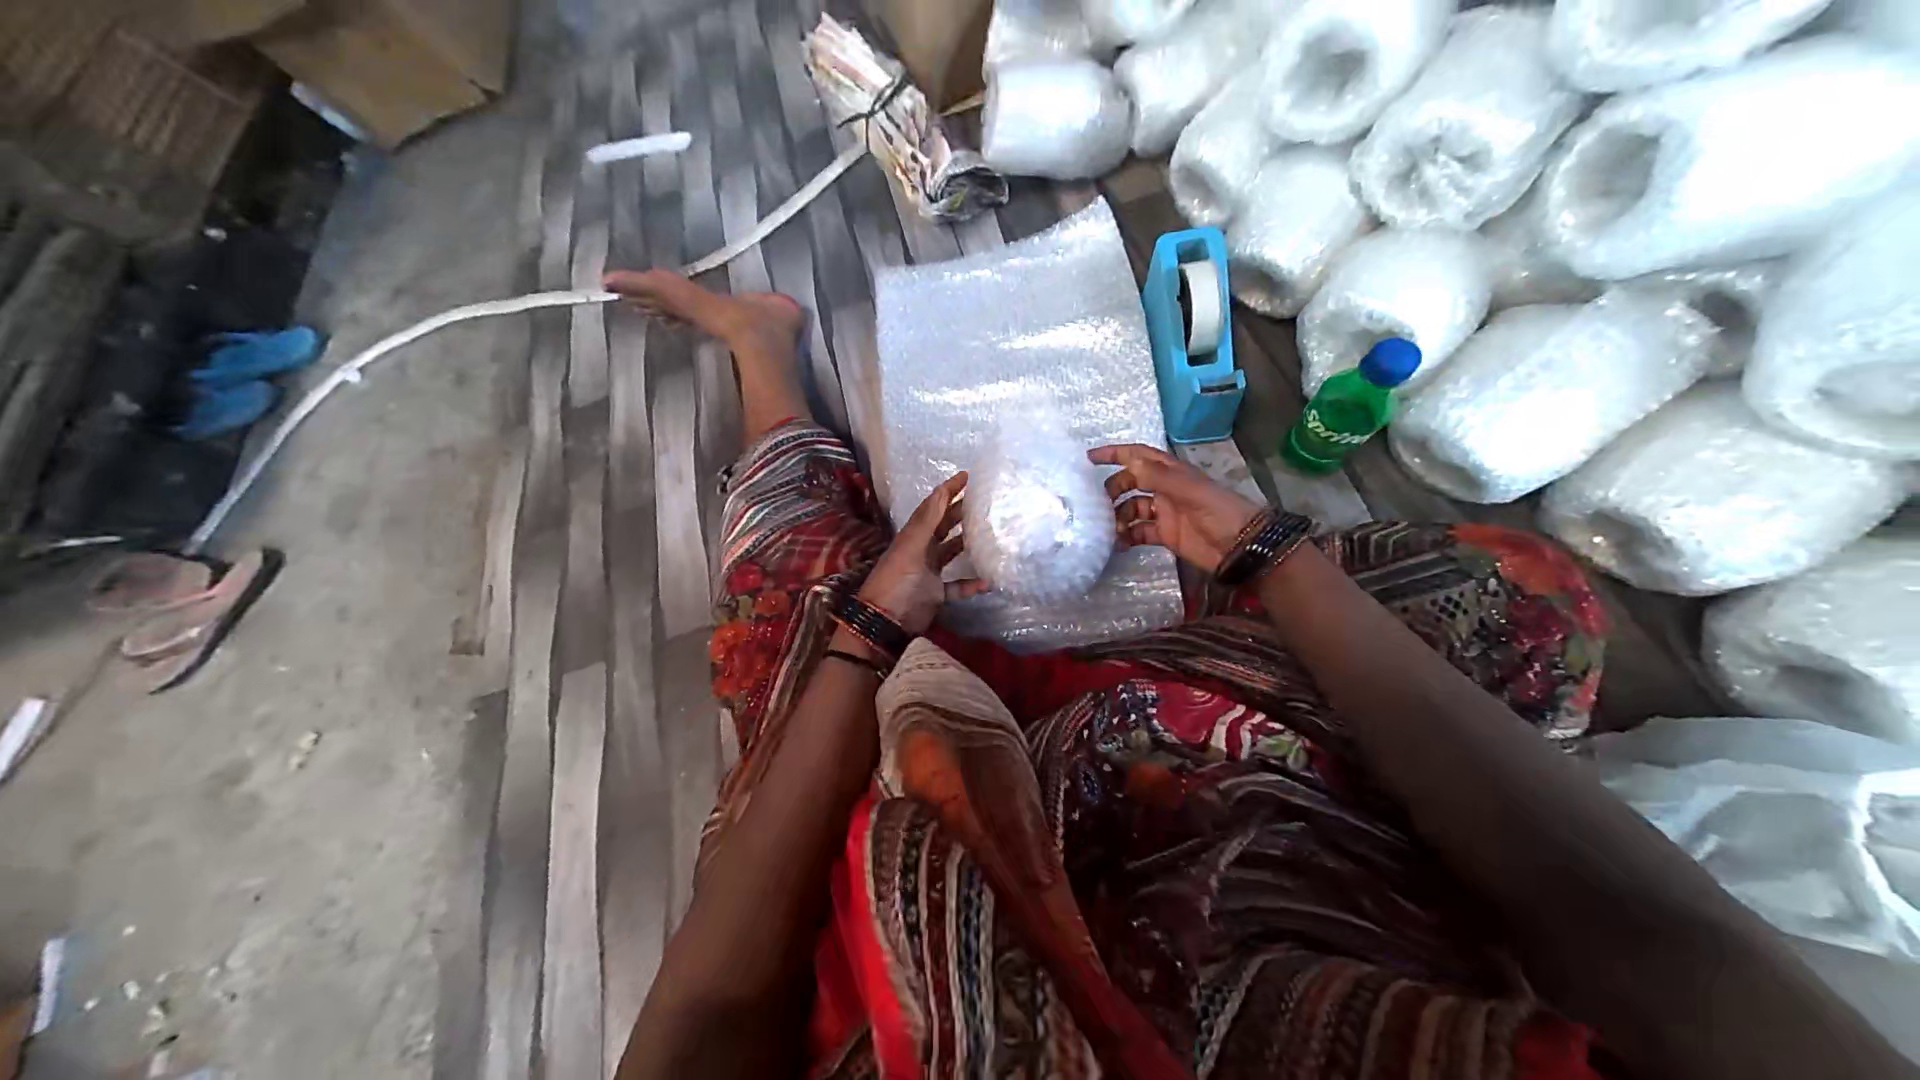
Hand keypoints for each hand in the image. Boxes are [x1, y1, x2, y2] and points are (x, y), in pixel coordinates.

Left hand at [858, 472, 988, 634]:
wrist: (885, 621)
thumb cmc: (897, 580)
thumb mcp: (912, 546)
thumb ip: (928, 520)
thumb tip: (942, 490)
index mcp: (913, 535)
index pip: (933, 506)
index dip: (948, 490)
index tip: (967, 476)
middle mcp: (921, 550)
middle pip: (943, 526)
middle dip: (960, 511)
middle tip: (983, 500)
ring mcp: (928, 572)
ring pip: (951, 552)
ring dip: (967, 543)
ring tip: (988, 532)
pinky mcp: (935, 594)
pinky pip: (958, 586)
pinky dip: (971, 584)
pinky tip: (987, 582)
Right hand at [1088, 444, 1263, 574]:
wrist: (1241, 546)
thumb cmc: (1219, 512)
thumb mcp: (1190, 491)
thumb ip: (1159, 478)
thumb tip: (1129, 464)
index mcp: (1172, 473)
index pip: (1139, 456)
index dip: (1116, 454)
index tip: (1090, 458)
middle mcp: (1165, 489)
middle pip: (1130, 483)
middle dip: (1113, 490)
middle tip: (1099, 505)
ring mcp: (1164, 512)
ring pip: (1132, 508)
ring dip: (1118, 516)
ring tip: (1109, 529)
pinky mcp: (1165, 534)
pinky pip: (1138, 531)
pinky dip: (1127, 536)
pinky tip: (1118, 544)